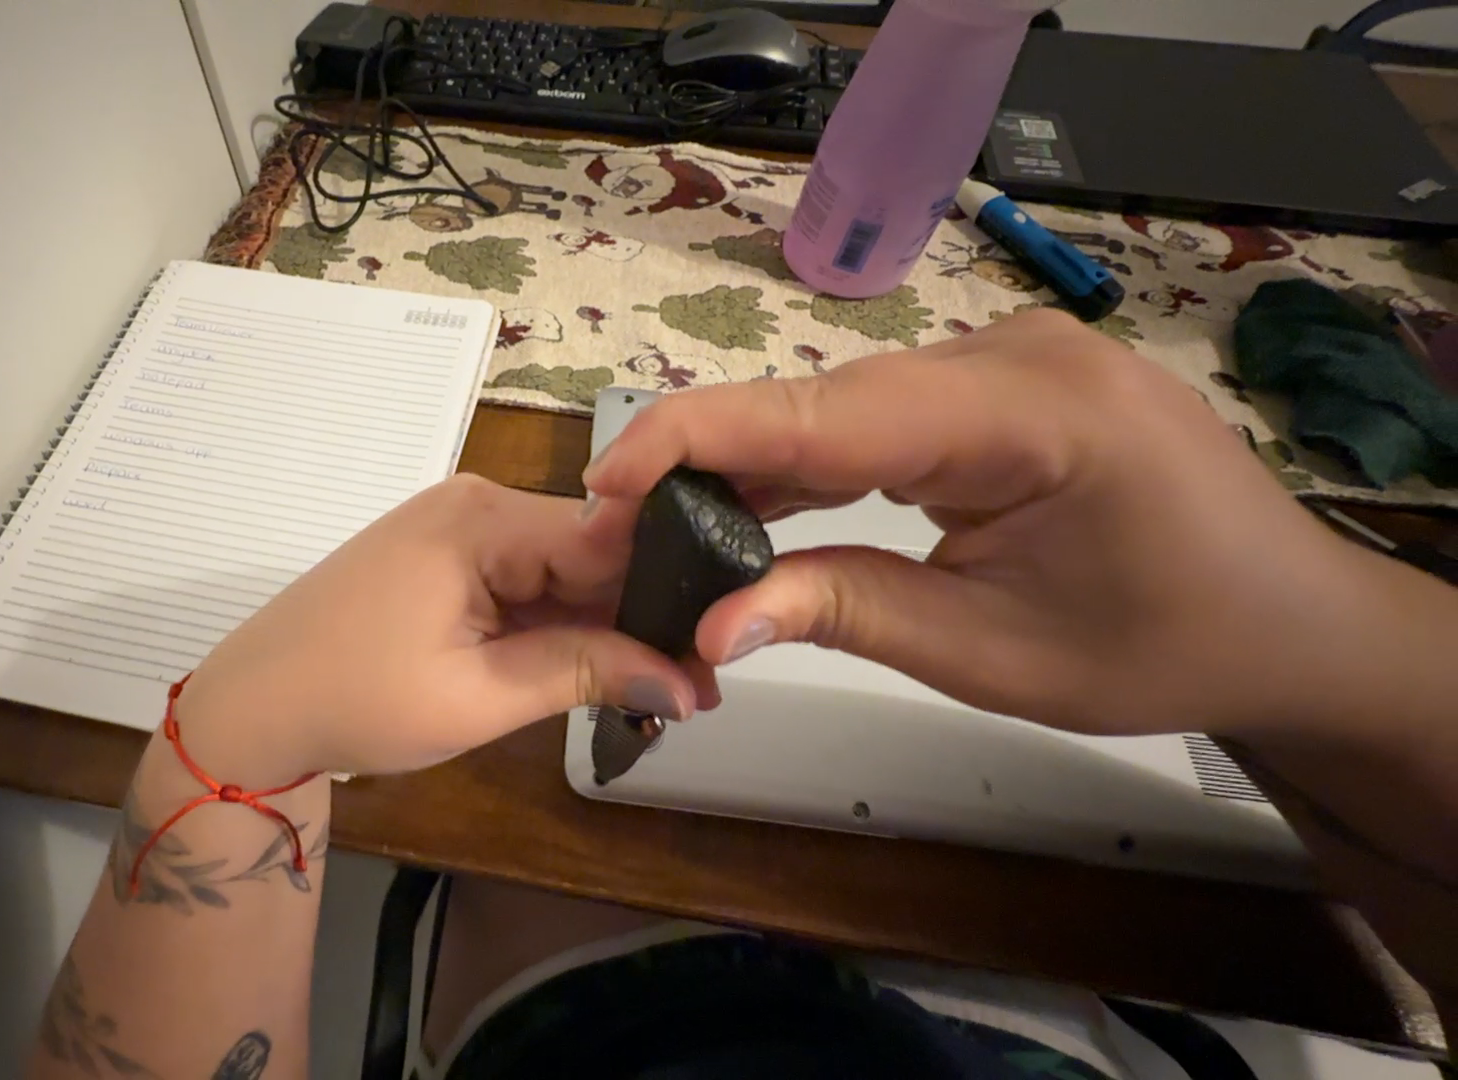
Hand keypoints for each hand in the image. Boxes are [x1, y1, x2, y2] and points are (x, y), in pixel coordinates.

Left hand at [177, 475, 712, 786]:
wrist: (253, 706)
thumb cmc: (356, 700)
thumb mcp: (479, 696)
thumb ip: (584, 675)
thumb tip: (686, 684)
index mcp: (483, 518)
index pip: (607, 539)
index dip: (663, 595)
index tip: (711, 655)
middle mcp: (477, 503)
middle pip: (585, 552)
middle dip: (635, 618)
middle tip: (691, 685)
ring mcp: (457, 527)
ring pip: (558, 571)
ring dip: (597, 628)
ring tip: (653, 685)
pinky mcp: (445, 556)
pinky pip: (521, 581)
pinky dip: (553, 625)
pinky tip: (590, 664)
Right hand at [582, 309, 1400, 740]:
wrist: (1284, 621)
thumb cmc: (1156, 645)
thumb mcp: (985, 651)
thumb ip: (840, 614)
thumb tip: (708, 628)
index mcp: (1029, 413)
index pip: (823, 410)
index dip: (699, 436)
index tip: (607, 477)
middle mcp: (1004, 355)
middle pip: (814, 401)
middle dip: (704, 459)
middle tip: (619, 519)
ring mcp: (994, 360)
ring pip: (828, 406)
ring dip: (744, 464)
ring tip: (662, 517)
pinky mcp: (979, 384)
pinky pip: (862, 417)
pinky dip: (797, 463)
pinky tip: (745, 500)